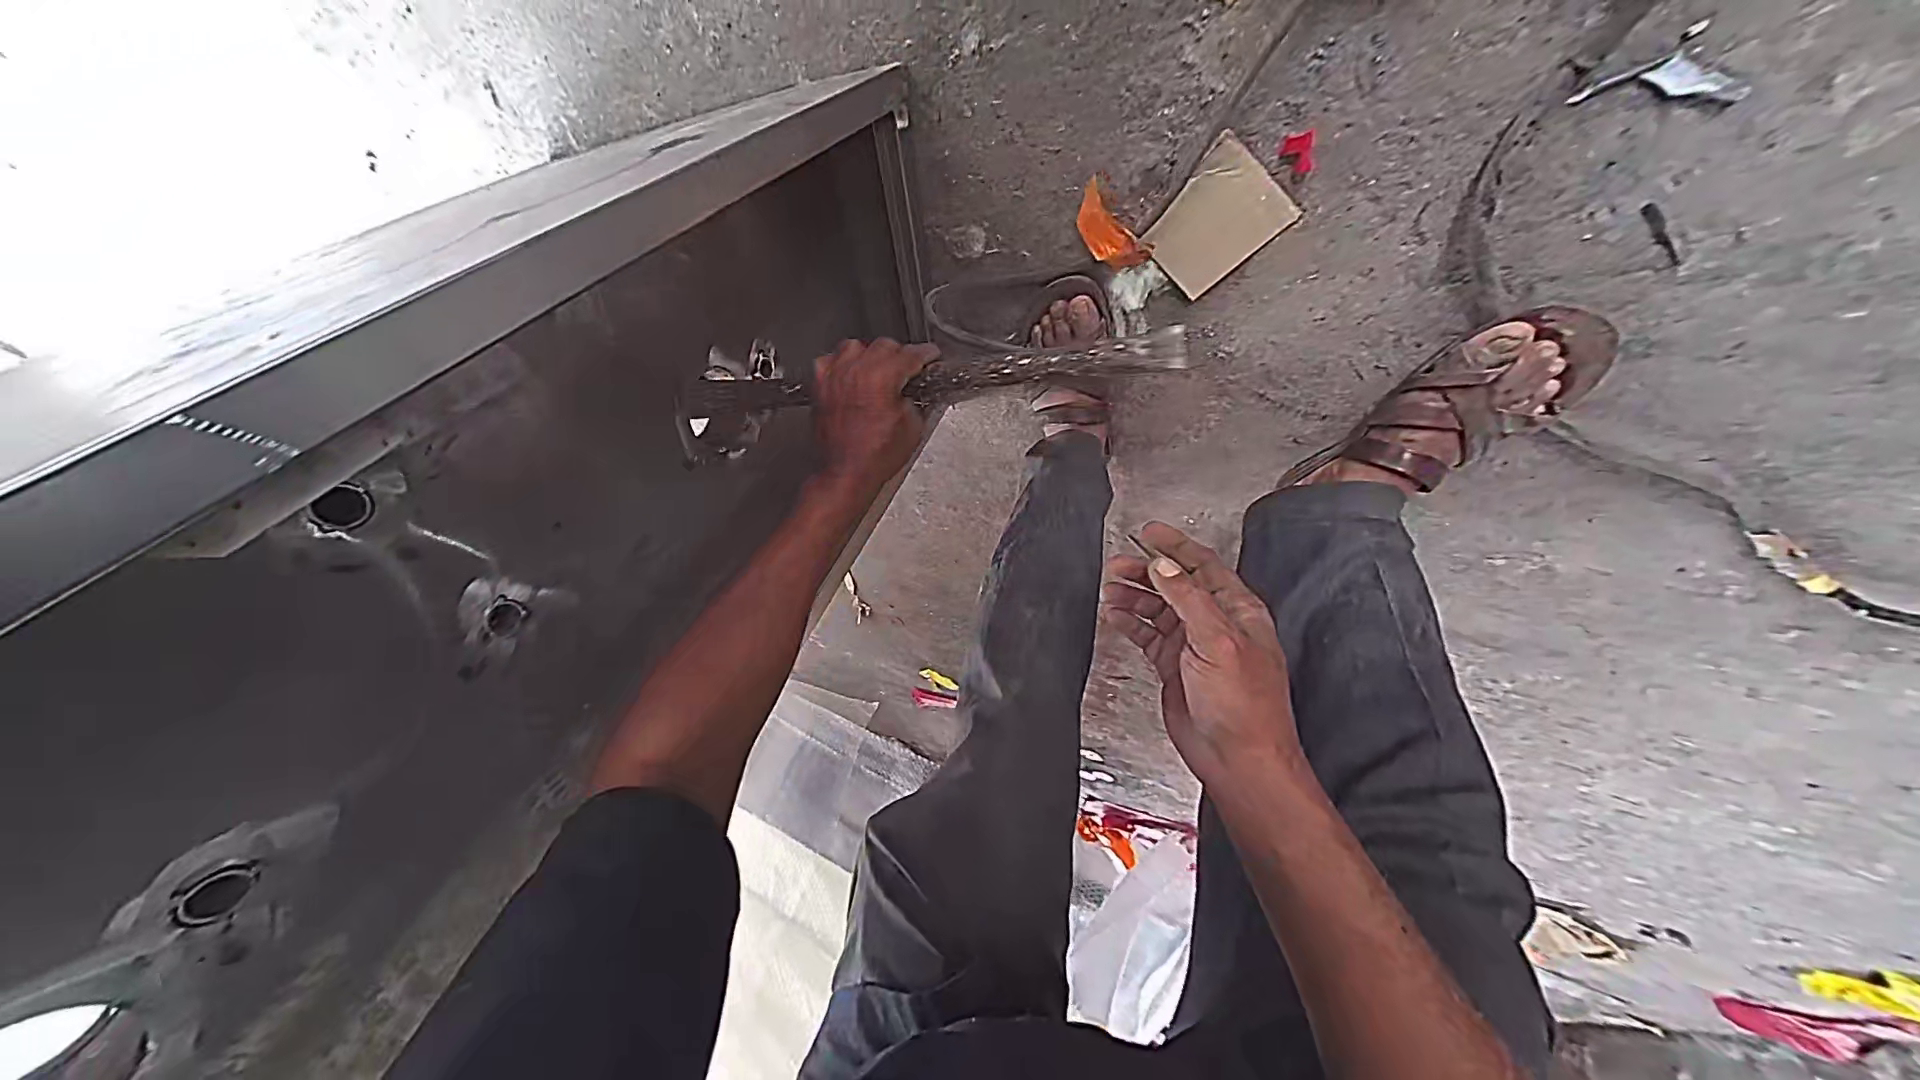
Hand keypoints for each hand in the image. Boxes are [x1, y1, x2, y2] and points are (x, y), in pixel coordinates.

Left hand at [812, 338, 936, 491]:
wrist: (846, 473)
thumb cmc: (875, 456)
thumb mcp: (912, 428)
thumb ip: (915, 400)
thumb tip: (914, 391)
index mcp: (882, 377)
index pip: (911, 354)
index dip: (926, 354)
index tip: (930, 355)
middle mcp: (856, 371)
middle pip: (884, 345)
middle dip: (900, 355)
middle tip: (908, 368)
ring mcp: (835, 377)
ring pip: (855, 347)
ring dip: (870, 355)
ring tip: (878, 370)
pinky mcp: (820, 387)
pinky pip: (831, 361)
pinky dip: (842, 365)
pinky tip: (851, 376)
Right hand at [1102, 521, 1300, 787]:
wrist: (1237, 756)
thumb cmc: (1245, 707)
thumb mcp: (1218, 641)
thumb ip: (1188, 599)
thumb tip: (1164, 566)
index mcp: (1236, 611)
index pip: (1202, 566)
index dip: (1175, 546)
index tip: (1150, 532)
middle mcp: (1214, 624)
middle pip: (1175, 584)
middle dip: (1146, 571)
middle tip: (1119, 564)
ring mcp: (1193, 645)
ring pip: (1157, 609)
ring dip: (1134, 596)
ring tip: (1110, 587)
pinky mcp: (1175, 666)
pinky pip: (1147, 635)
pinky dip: (1130, 623)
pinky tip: (1115, 615)